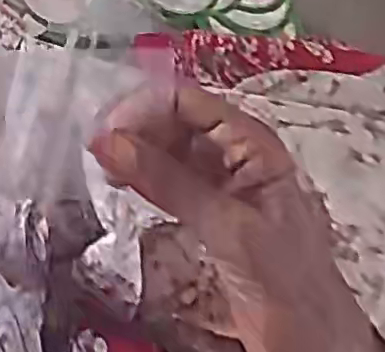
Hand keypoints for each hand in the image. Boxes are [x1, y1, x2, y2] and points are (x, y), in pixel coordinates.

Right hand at [90, 85, 378, 351]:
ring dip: (135, 152)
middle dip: (136, 129)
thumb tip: (108, 141)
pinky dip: (143, 177)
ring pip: (168, 149)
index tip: (107, 129)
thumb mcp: (225, 225)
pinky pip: (169, 179)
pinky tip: (122, 181)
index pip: (187, 103)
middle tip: (98, 148)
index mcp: (250, 141)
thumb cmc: (286, 280)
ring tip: (104, 164)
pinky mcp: (209, 212)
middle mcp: (234, 152)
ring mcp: (221, 182)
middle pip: (174, 121)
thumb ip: (167, 181)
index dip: (145, 108)